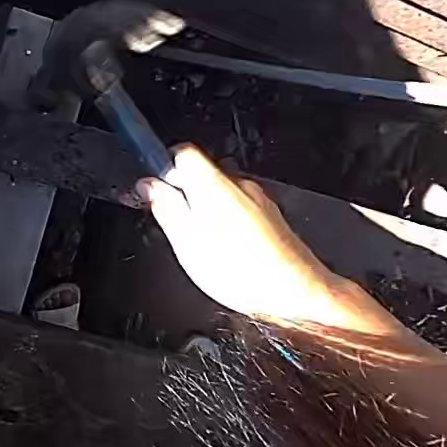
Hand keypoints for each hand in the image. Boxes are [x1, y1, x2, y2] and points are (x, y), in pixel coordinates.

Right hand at [140, 146, 348, 325]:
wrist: (297, 294)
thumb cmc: (244, 272)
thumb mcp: (186, 241)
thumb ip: (165, 207)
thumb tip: (148, 185)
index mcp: (213, 183)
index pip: (183, 152)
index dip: (164, 168)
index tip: (154, 190)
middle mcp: (239, 184)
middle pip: (201, 173)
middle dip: (183, 194)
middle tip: (175, 225)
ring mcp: (258, 199)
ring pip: (219, 193)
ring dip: (205, 211)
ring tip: (201, 244)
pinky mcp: (270, 217)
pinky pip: (238, 209)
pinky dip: (226, 223)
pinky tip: (225, 252)